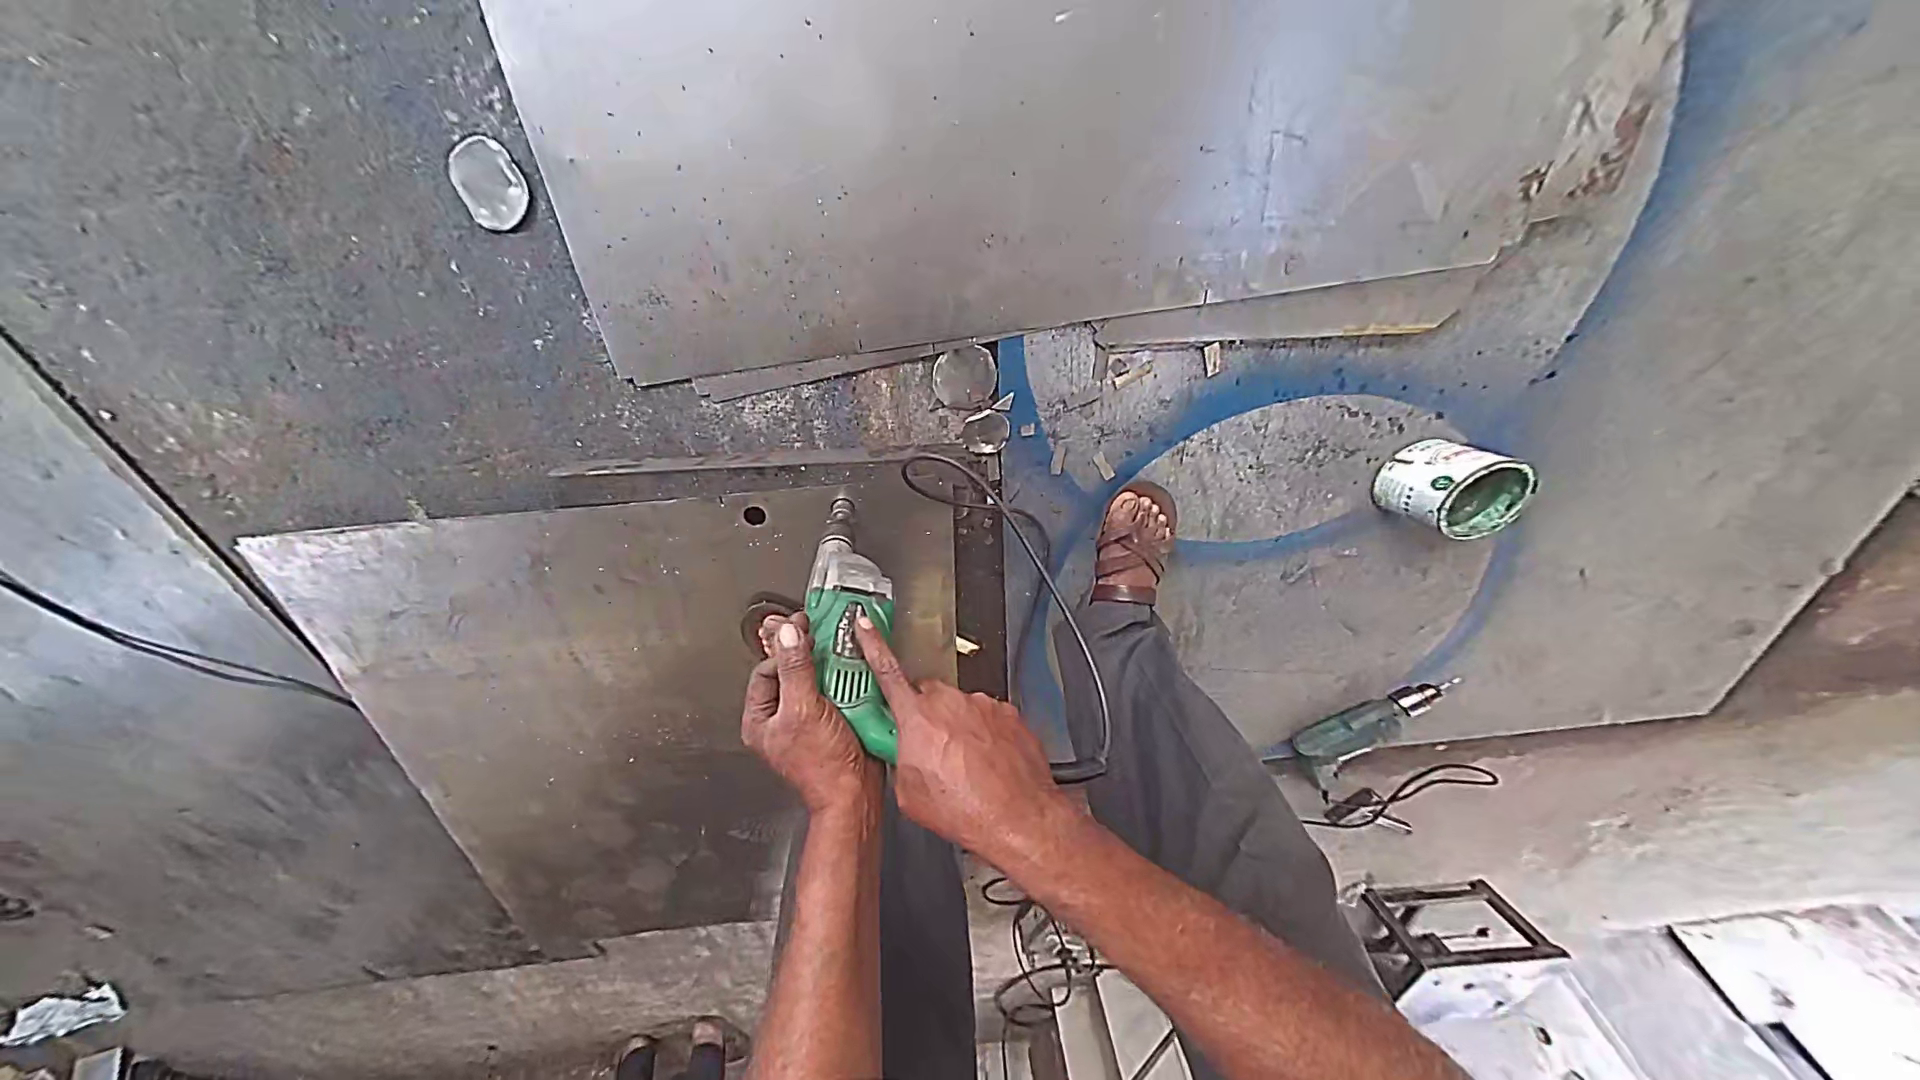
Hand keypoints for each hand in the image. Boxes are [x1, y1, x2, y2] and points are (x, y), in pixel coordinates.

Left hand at [742, 614, 879, 812]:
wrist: (855, 792)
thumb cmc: (823, 766)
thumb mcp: (803, 709)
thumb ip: (795, 669)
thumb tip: (787, 635)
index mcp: (762, 718)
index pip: (767, 668)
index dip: (784, 648)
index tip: (802, 630)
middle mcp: (783, 717)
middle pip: (791, 669)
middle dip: (807, 650)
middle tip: (821, 630)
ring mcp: (809, 717)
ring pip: (815, 676)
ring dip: (829, 661)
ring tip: (839, 647)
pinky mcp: (833, 718)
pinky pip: (836, 688)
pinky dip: (845, 676)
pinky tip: (853, 668)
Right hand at [852, 614, 1072, 859]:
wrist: (1018, 818)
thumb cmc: (967, 810)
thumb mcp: (909, 793)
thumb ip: (899, 758)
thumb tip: (902, 753)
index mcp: (918, 718)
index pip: (887, 671)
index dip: (873, 644)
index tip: (865, 625)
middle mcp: (951, 703)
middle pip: (928, 695)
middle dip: (925, 714)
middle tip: (930, 747)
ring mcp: (983, 705)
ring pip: (960, 707)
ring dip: (958, 728)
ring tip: (965, 765)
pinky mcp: (1008, 713)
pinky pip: (988, 717)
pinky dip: (985, 735)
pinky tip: (987, 762)